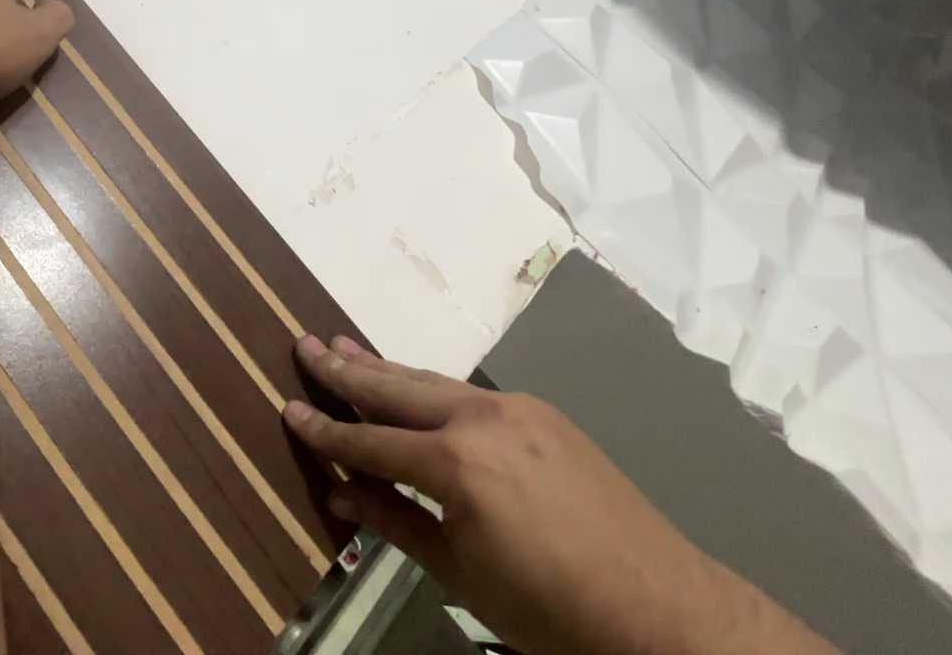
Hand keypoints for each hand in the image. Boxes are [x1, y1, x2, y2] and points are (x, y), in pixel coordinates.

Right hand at [284, 336, 838, 654]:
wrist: (664, 609)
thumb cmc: (550, 609)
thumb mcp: (460, 572)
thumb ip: (395, 521)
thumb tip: (340, 492)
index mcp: (455, 464)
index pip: (371, 441)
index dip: (326, 430)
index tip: (288, 408)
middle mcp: (480, 419)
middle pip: (396, 389)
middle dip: (346, 370)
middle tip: (305, 344)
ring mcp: (515, 408)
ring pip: (431, 380)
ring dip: (384, 366)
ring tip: (342, 343)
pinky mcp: (540, 413)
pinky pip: (466, 391)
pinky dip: (427, 384)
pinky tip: (408, 381)